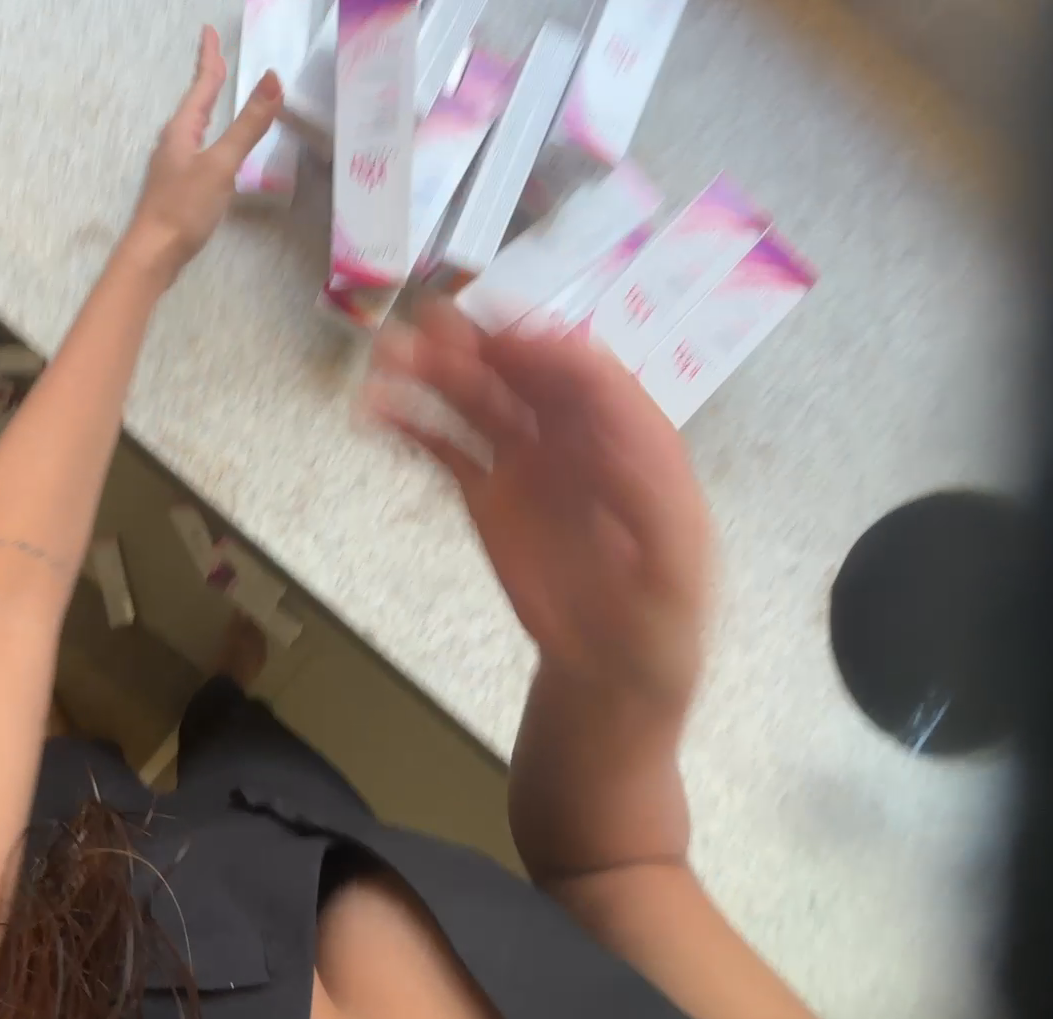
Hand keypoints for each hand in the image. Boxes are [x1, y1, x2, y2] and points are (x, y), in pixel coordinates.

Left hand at [122, 26, 283, 277]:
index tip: (210, 33)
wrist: (153, 255)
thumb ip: (247, 126)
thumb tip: (272, 79)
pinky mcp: (175, 191)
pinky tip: (209, 155)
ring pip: (192, 130)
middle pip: (194, 105)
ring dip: (204, 111)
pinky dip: (205, 141)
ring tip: (213, 102)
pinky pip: (194, 154)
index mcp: (182, 131)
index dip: (209, 59)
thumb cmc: (183, 209)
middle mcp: (173, 144)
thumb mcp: (221, 165)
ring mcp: (172, 169)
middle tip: (216, 61)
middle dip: (207, 82)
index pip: (201, 86)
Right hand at [365, 300, 712, 710]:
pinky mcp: (484, 494)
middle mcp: (568, 435)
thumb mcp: (673, 550)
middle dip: (471, 349)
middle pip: (517, 378)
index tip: (491, 342)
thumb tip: (607, 431)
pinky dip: (411, 429)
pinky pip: (444, 451)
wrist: (610, 658)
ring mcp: (521, 463)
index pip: (582, 374)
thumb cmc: (657, 607)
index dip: (538, 351)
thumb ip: (647, 489)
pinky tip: (379, 413)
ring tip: (384, 360)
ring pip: (472, 406)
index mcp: (623, 433)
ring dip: (429, 379)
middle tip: (421, 328)